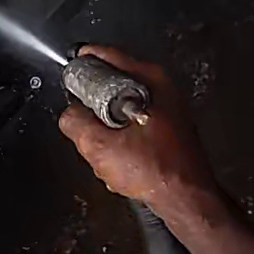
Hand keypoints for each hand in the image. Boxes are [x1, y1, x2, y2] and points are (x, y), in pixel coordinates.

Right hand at [58, 45, 226, 228]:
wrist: (186, 198)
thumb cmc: (153, 170)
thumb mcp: (99, 146)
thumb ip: (76, 123)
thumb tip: (69, 114)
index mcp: (149, 81)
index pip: (107, 55)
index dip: (82, 63)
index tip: (67, 72)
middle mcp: (161, 88)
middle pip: (111, 83)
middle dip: (92, 104)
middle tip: (83, 123)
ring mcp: (166, 108)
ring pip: (119, 108)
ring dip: (105, 126)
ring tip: (104, 149)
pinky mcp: (166, 129)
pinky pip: (130, 124)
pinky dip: (119, 138)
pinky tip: (119, 160)